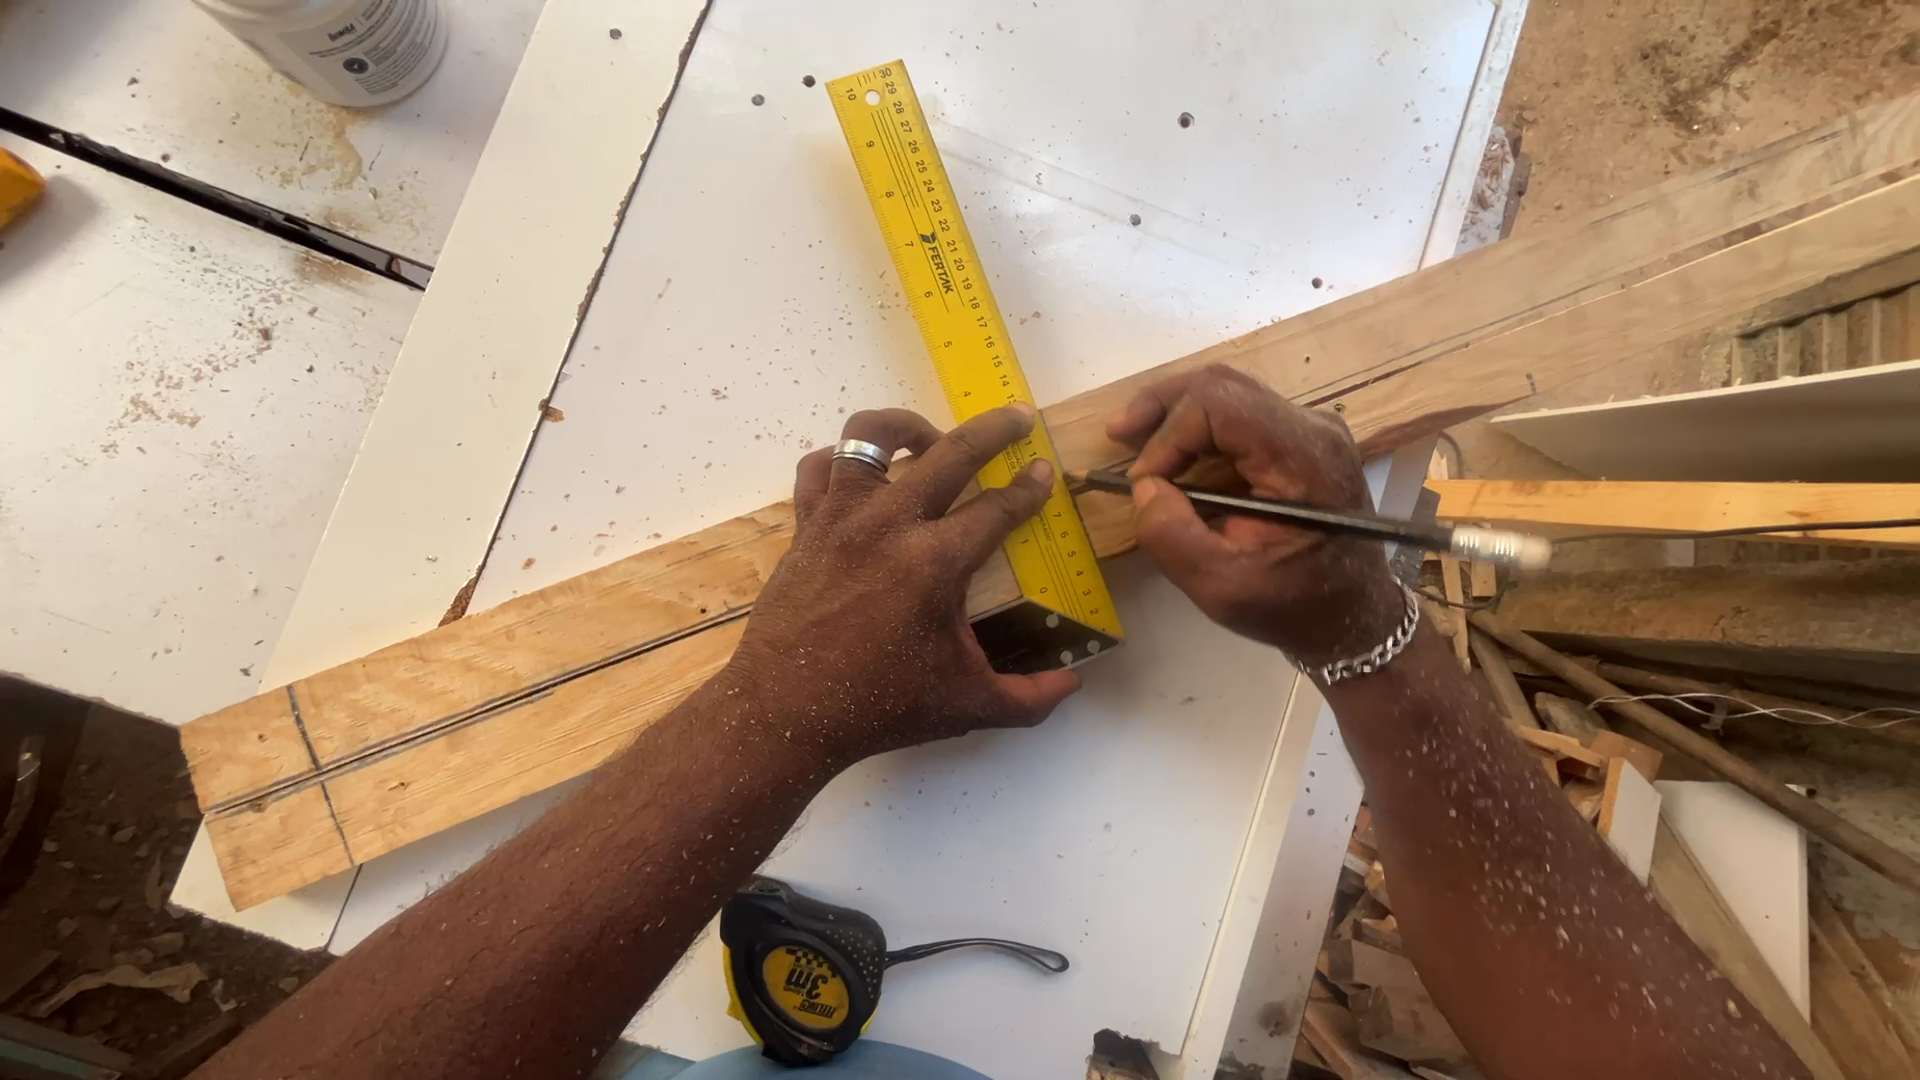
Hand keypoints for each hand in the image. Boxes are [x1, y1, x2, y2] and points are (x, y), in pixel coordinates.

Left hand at [722, 405, 1081, 768]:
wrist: (787, 711)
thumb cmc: (879, 706)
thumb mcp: (967, 705)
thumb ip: (1029, 697)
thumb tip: (1075, 684)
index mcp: (935, 563)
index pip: (997, 509)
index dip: (1028, 488)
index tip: (1044, 471)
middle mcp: (889, 525)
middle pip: (951, 452)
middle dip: (994, 429)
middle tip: (1017, 417)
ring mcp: (842, 519)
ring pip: (870, 437)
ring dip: (908, 427)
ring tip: (930, 439)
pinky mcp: (807, 526)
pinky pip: (818, 469)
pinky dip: (842, 459)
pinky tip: (863, 472)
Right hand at [1107, 365, 1404, 669]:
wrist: (1350, 615)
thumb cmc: (1292, 605)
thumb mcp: (1222, 587)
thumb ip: (1173, 537)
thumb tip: (1144, 488)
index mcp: (1302, 458)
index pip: (1220, 406)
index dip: (1168, 436)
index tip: (1142, 482)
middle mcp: (1311, 427)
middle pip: (1222, 384)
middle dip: (1161, 405)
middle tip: (1117, 434)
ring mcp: (1306, 429)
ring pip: (1227, 390)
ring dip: (1172, 410)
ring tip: (1131, 434)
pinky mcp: (1295, 440)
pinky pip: (1236, 412)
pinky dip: (1192, 424)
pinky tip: (1167, 447)